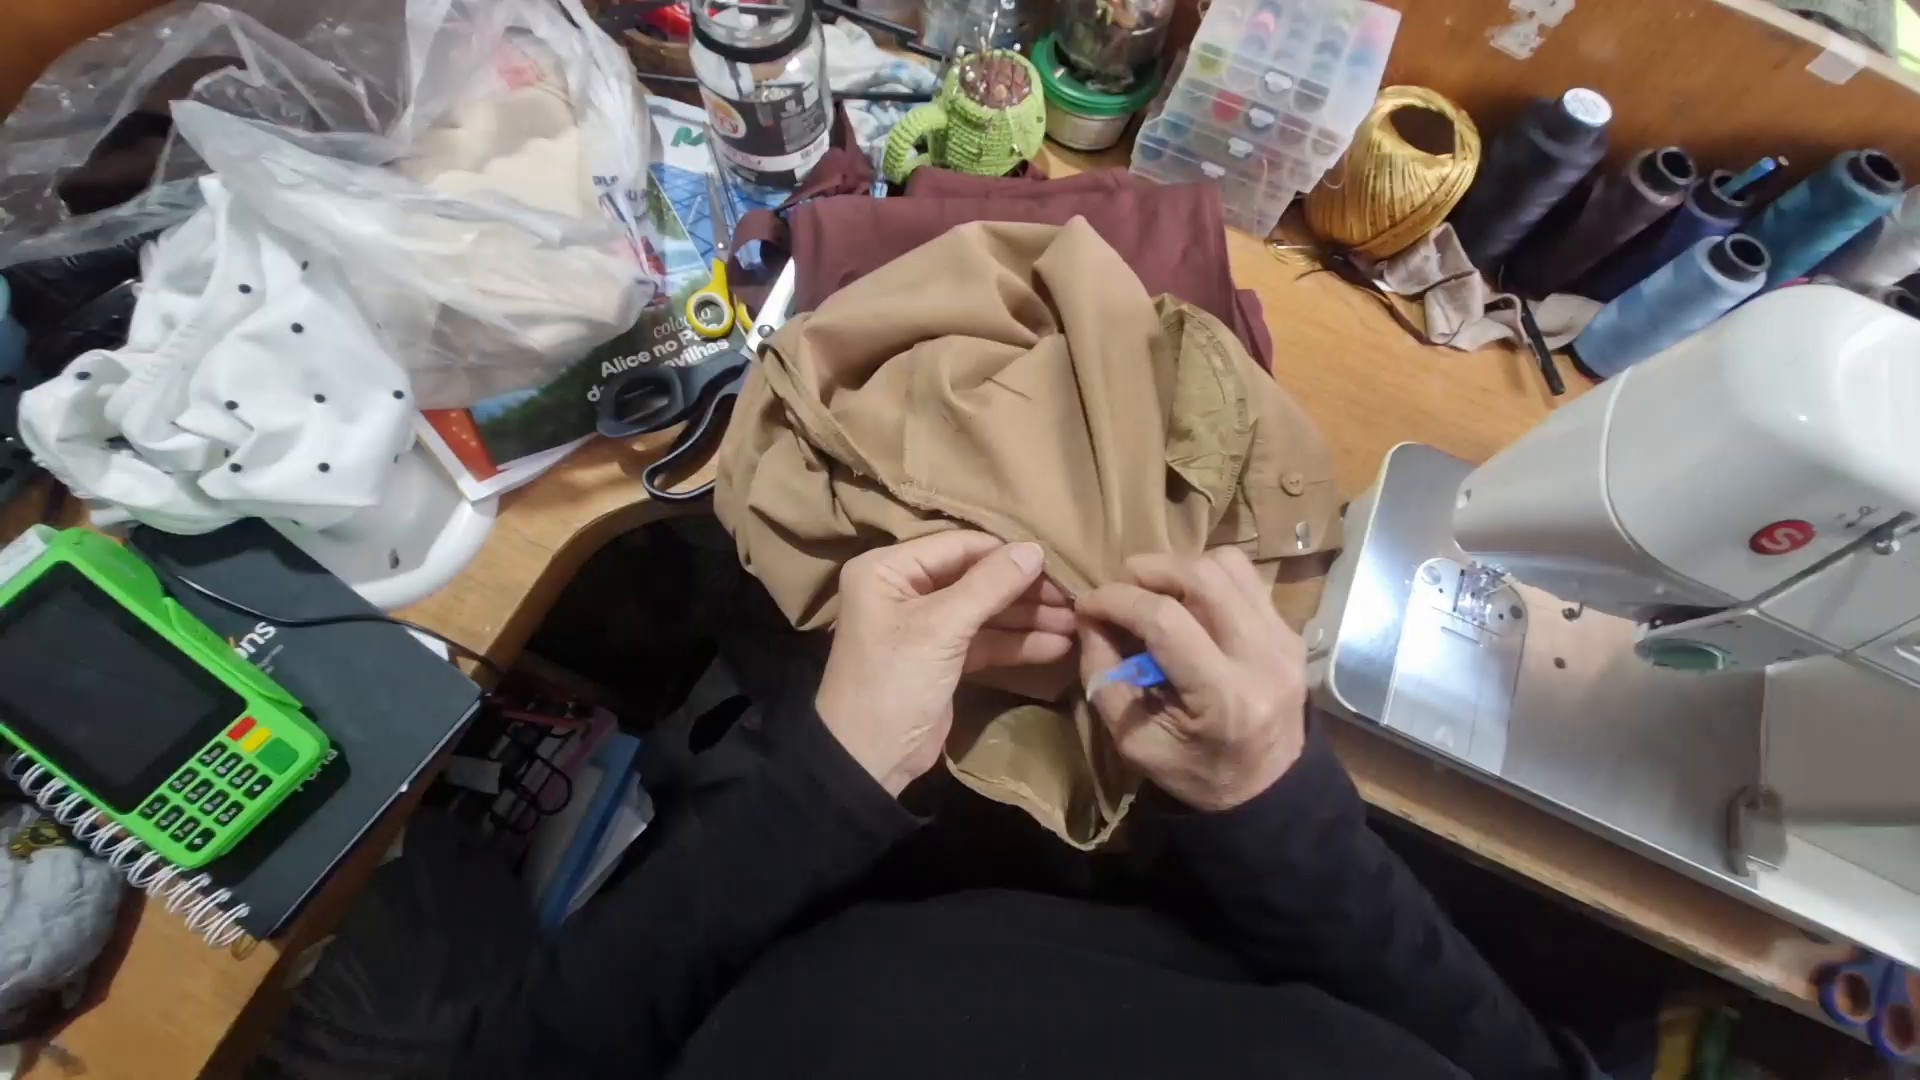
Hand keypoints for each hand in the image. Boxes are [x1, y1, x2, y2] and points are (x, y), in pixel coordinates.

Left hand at [817, 532, 1073, 795]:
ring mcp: (925, 624)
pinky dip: (1017, 643)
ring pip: (984, 611)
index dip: (1007, 554)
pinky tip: (1056, 646)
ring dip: (1027, 617)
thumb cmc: (895, 680)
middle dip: (1023, 590)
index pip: (959, 546)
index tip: (1055, 562)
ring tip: (1075, 623)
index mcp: (888, 569)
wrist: (869, 760)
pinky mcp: (942, 657)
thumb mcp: (941, 628)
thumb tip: (1034, 549)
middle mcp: (905, 589)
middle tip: (1072, 597)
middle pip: (975, 577)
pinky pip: (984, 640)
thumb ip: (989, 585)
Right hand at [1077, 548, 1306, 811]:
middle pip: (1202, 577)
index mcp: (1225, 698)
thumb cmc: (1195, 772)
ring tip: (1155, 593)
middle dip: (1148, 571)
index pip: (1165, 620)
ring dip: (1180, 568)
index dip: (1117, 601)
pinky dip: (1208, 577)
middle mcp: (1264, 659)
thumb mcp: (1134, 741)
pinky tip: (1189, 602)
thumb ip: (1105, 677)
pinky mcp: (1291, 630)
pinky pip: (1245, 577)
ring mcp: (1285, 640)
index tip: (1087, 605)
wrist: (1269, 789)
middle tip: (1121, 589)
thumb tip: (1090, 617)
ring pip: (1227, 565)